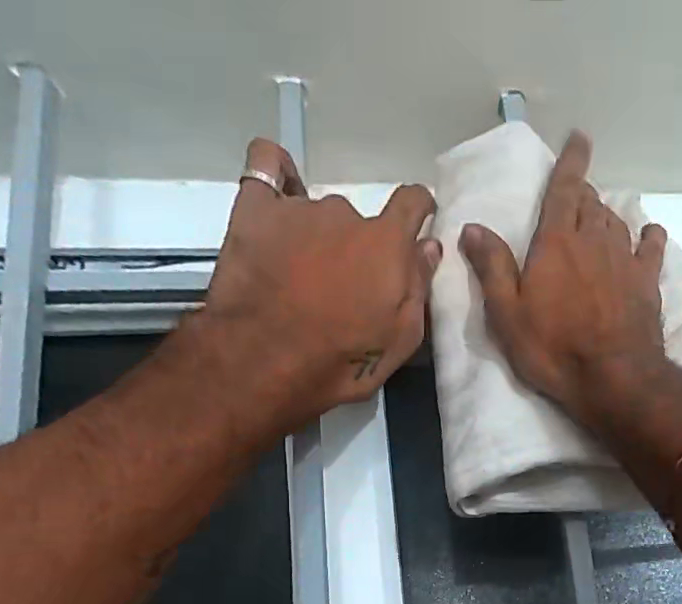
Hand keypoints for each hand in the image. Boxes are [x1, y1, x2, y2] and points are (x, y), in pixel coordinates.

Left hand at [190, 138, 442, 436]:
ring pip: (318, 210)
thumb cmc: (344, 359)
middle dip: (358, 246)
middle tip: (343, 285)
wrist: (266, 361)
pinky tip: (277, 200)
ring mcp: (298, 208)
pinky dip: (277, 175)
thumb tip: (428, 246)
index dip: (418, 209)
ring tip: (300, 271)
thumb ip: (418, 287)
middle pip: (360, 219)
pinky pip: (266, 165)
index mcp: (387, 244)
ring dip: (318, 233)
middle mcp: (347, 214)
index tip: (416, 223)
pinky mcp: (253, 209)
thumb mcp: (400, 338)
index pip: (413, 202)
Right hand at [458, 132, 681, 439]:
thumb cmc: (553, 349)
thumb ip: (492, 267)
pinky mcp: (648, 284)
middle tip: (575, 194)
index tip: (579, 137)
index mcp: (556, 242)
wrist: (614, 379)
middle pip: (590, 203)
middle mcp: (594, 241)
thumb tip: (473, 227)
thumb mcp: (507, 314)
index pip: (563, 189)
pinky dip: (648, 237)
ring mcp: (625, 261)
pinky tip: (649, 233)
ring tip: (599, 216)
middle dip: (581, 193)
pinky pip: (651, 249)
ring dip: (606, 215)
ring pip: (617, 222)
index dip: (570, 161)